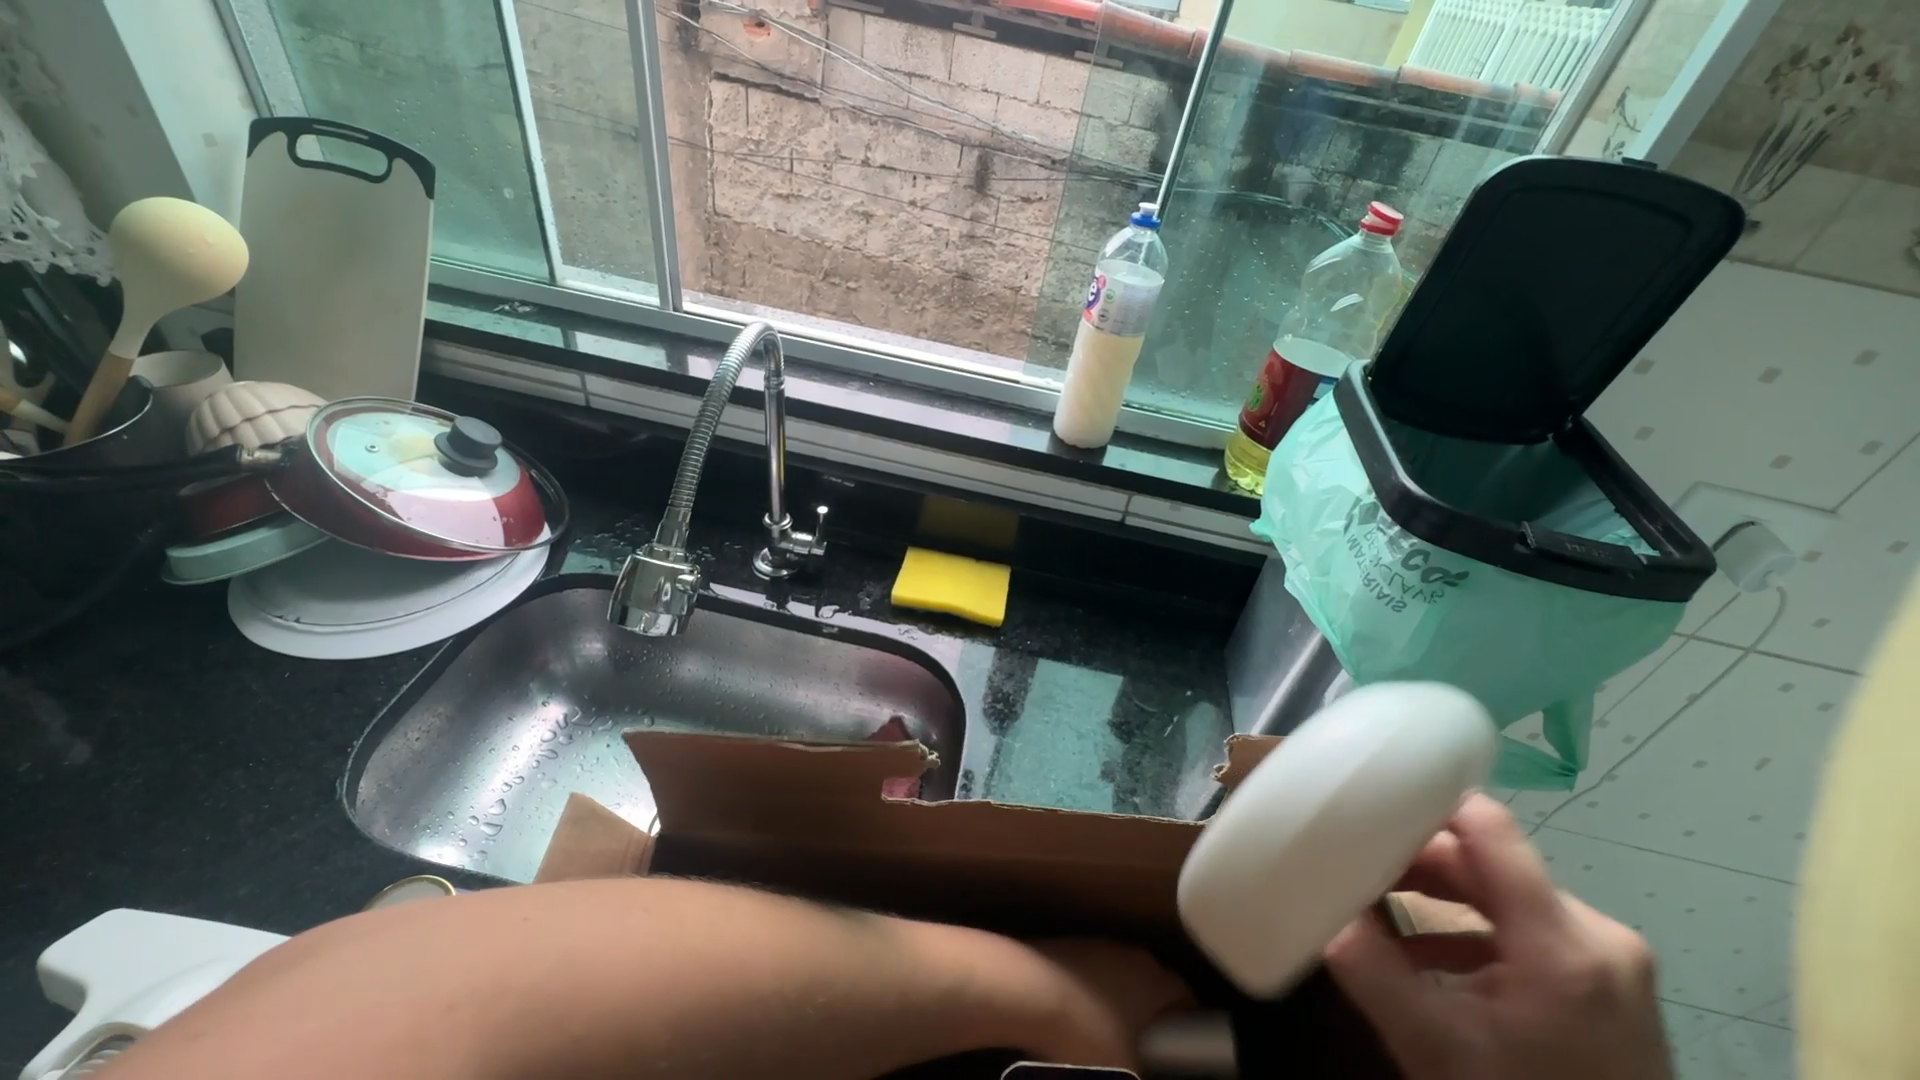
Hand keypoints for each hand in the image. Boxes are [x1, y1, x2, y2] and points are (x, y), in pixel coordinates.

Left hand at [1022, 939, 1193, 1068]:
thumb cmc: (1086, 1033)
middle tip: (1143, 1041)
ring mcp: (1096, 944)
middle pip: (1151, 982)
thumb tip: (1141, 1071)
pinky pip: (1088, 970)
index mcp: (1157, 980)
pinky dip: (1087, 989)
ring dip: (1115, 998)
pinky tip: (1072, 1013)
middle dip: (1149, 1010)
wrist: (1026, 990)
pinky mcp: (1066, 944)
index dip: (1187, 1022)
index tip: (1180, 1044)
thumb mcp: (1125, 1070)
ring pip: (1117, 974)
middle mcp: (1132, 954)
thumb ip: (1143, 1072)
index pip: (1185, 997)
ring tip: (1103, 1029)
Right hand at [1324, 794, 1671, 1079]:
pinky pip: (1531, 932)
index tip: (1372, 801)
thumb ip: (1369, 967)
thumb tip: (1322, 909)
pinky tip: (1429, 954)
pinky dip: (1475, 932)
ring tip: (1382, 907)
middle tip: (1358, 866)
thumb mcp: (1429, 1045)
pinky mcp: (1611, 983)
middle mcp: (1599, 936)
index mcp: (1561, 943)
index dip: (1429, 802)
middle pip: (1493, 865)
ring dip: (1442, 898)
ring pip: (1508, 898)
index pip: (1490, 828)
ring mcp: (1613, 960)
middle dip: (1419, 862)